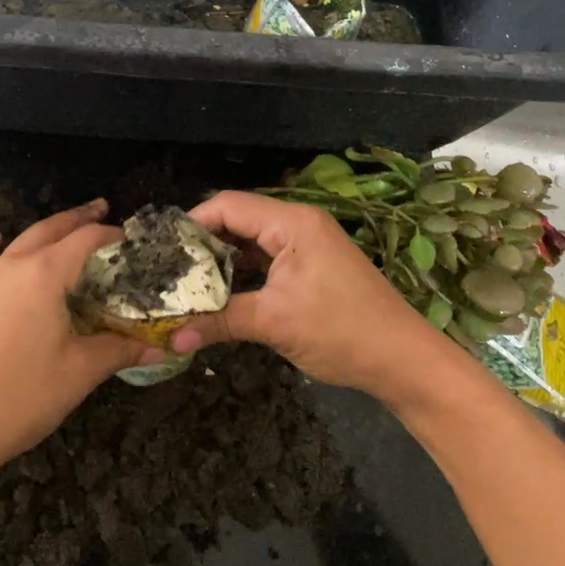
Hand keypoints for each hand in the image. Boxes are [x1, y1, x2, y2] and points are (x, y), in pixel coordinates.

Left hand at [0, 199, 153, 487]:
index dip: (112, 236)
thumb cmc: (21, 397)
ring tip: (68, 226)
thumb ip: (121, 351)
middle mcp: (14, 265)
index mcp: (46, 274)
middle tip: (106, 212)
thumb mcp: (81, 372)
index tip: (132, 242)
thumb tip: (162, 350)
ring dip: (46, 229)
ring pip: (19, 239)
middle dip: (81, 219)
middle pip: (52, 229)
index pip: (86, 240)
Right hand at [171, 191, 450, 402]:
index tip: (161, 250)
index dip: (192, 223)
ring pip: (250, 241)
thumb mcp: (276, 323)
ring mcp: (307, 244)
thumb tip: (169, 338)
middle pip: (237, 219)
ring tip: (184, 283)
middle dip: (202, 244)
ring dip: (221, 261)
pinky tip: (219, 294)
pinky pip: (266, 259)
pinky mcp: (311, 266)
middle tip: (167, 269)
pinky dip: (242, 273)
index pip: (228, 205)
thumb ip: (221, 322)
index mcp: (292, 223)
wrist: (404, 360)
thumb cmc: (342, 332)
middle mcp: (298, 224)